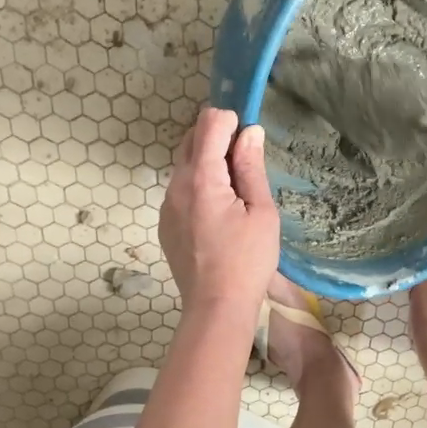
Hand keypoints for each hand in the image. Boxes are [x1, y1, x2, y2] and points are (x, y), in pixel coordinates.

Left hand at [160, 107, 279, 310]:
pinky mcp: (165, 223)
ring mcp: (166, 205)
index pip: (209, 123)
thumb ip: (251, 168)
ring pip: (185, 166)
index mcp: (201, 179)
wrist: (216, 307)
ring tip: (235, 192)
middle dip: (218, 139)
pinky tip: (218, 214)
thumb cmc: (247, 261)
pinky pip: (180, 191)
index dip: (231, 121)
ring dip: (208, 164)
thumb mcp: (261, 213)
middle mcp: (176, 186)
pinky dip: (199, 187)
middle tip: (245, 163)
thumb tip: (250, 132)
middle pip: (191, 140)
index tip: (250, 139)